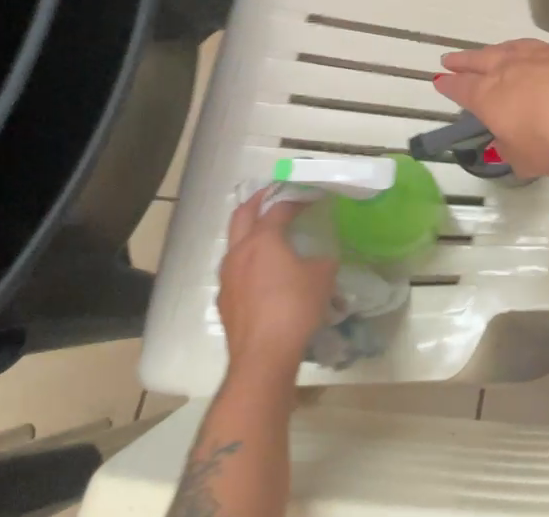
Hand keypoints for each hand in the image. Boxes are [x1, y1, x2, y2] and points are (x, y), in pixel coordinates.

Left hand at [218, 190, 336, 378]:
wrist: (264, 354)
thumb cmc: (296, 307)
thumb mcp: (323, 277)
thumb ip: (322, 260)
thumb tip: (319, 261)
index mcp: (263, 240)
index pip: (278, 209)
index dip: (295, 199)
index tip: (310, 196)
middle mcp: (239, 253)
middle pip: (242, 215)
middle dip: (257, 201)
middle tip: (273, 194)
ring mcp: (228, 277)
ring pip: (235, 244)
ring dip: (250, 232)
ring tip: (270, 234)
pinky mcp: (225, 300)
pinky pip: (236, 270)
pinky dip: (249, 260)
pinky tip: (266, 273)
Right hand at [432, 40, 548, 177]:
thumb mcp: (528, 160)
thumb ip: (512, 152)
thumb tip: (507, 143)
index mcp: (491, 96)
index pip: (463, 90)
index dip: (450, 87)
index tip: (440, 81)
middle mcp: (512, 68)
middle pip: (481, 61)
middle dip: (464, 61)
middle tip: (451, 59)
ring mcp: (543, 55)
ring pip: (510, 49)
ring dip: (496, 51)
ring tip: (491, 53)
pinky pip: (541, 49)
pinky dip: (532, 53)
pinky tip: (539, 59)